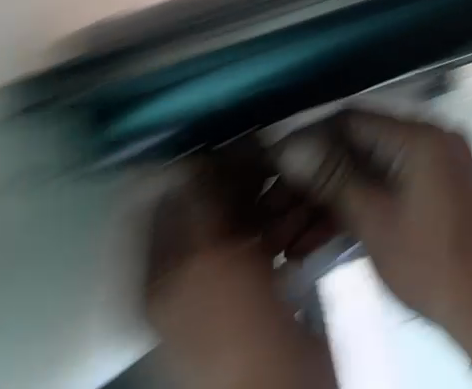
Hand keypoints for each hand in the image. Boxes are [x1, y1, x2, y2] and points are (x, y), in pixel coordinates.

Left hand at [142, 150, 336, 388]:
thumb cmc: (236, 333)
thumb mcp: (209, 266)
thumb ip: (198, 209)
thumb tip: (189, 156)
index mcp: (159, 272)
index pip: (170, 199)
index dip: (200, 167)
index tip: (240, 139)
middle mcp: (187, 274)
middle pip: (212, 208)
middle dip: (248, 184)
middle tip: (282, 163)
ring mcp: (226, 284)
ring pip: (248, 222)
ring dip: (278, 203)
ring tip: (303, 195)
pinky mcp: (264, 292)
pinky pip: (274, 244)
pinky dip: (293, 228)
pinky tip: (312, 222)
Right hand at [272, 110, 471, 359]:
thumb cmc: (434, 266)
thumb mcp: (373, 222)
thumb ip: (332, 178)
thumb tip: (292, 146)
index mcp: (422, 138)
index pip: (351, 119)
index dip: (307, 140)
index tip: (271, 166)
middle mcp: (434, 141)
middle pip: (360, 146)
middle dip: (314, 178)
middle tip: (273, 209)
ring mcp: (438, 166)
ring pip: (371, 171)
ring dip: (330, 199)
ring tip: (287, 235)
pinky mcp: (437, 191)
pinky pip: (389, 187)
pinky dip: (358, 208)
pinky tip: (318, 240)